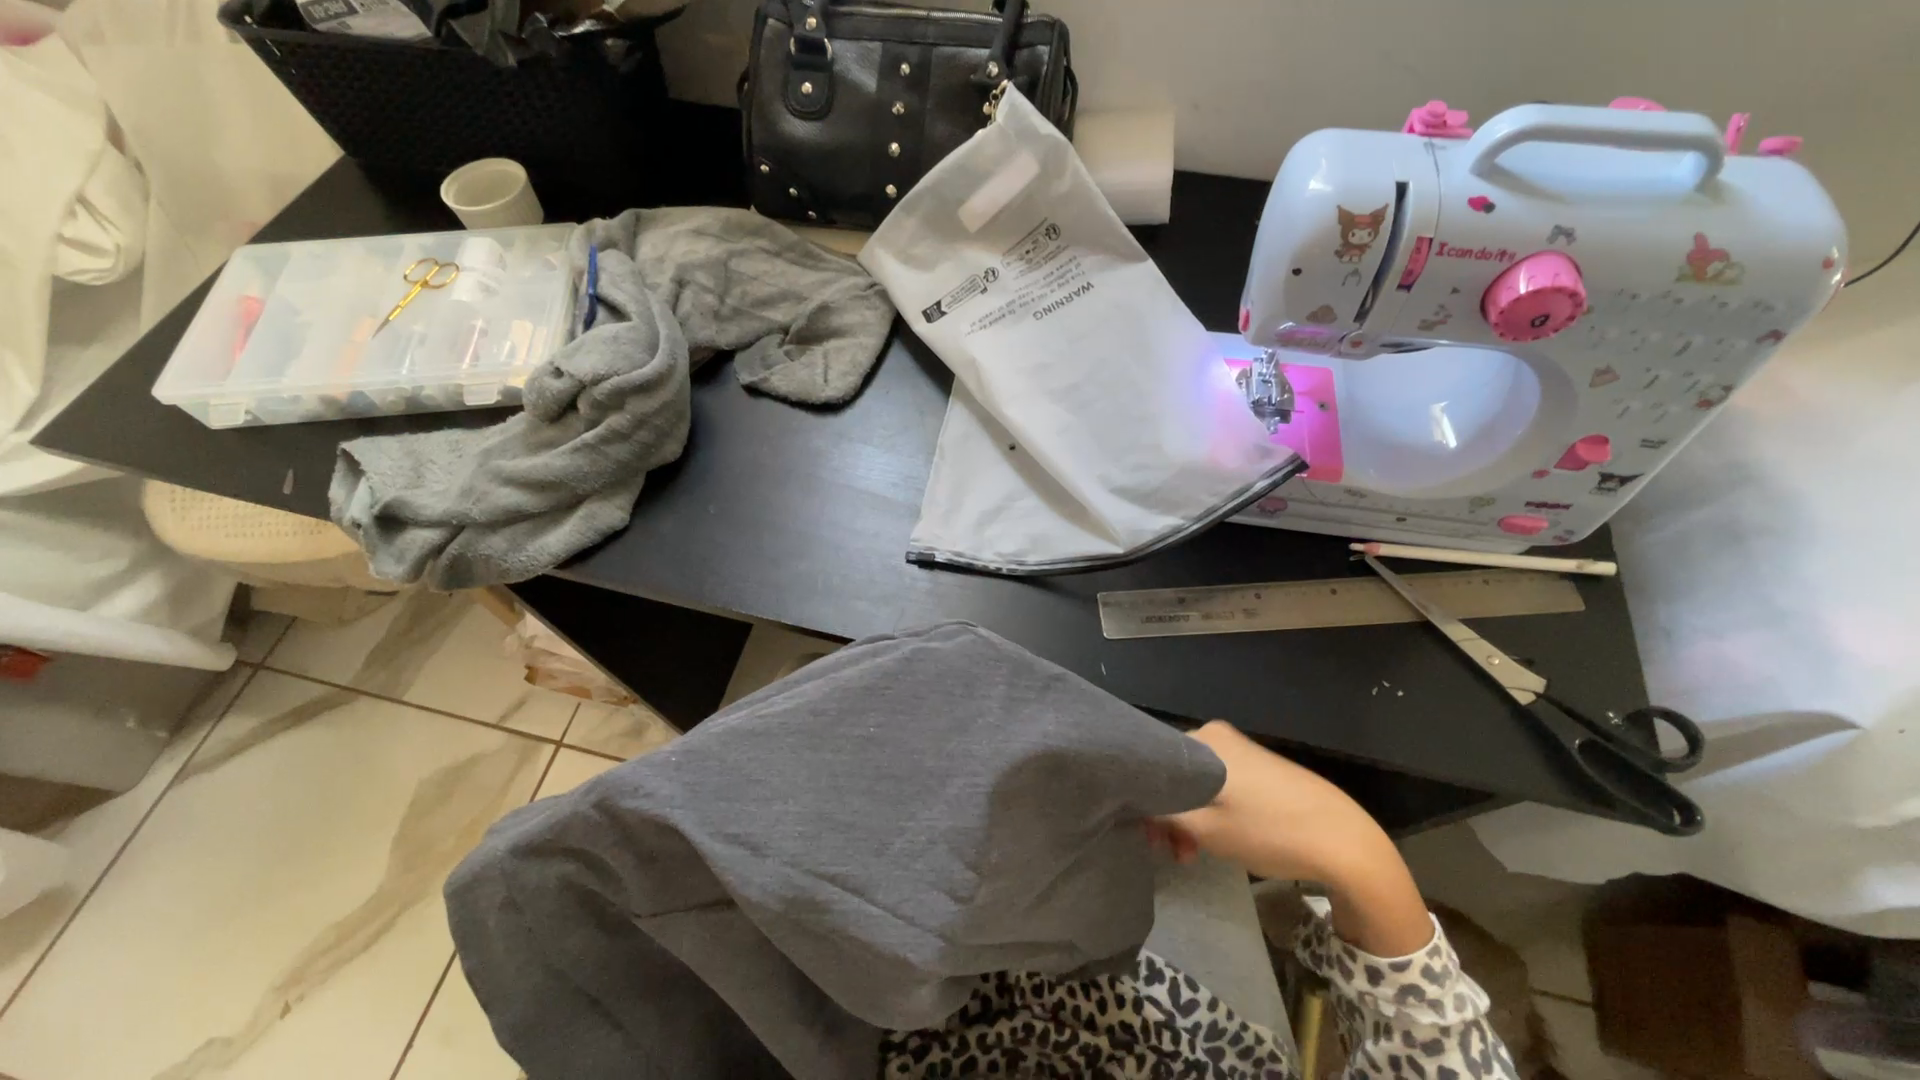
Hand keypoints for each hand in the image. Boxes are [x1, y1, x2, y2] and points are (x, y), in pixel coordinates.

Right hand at [1150, 721, 1432, 956]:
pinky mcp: (1261, 770)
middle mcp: (1219, 736)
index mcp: (1202, 738)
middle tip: (1168, 851)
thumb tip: (1133, 803)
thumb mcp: (1202, 826)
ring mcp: (1243, 752)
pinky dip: (1209, 813)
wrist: (1344, 843)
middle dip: (1165, 814)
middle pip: (1173, 774)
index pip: (1150, 762)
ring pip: (1195, 784)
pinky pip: (1219, 787)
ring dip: (1186, 819)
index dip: (1139, 798)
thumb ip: (1160, 811)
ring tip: (1190, 855)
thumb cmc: (1267, 830)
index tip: (1142, 833)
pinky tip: (1214, 842)